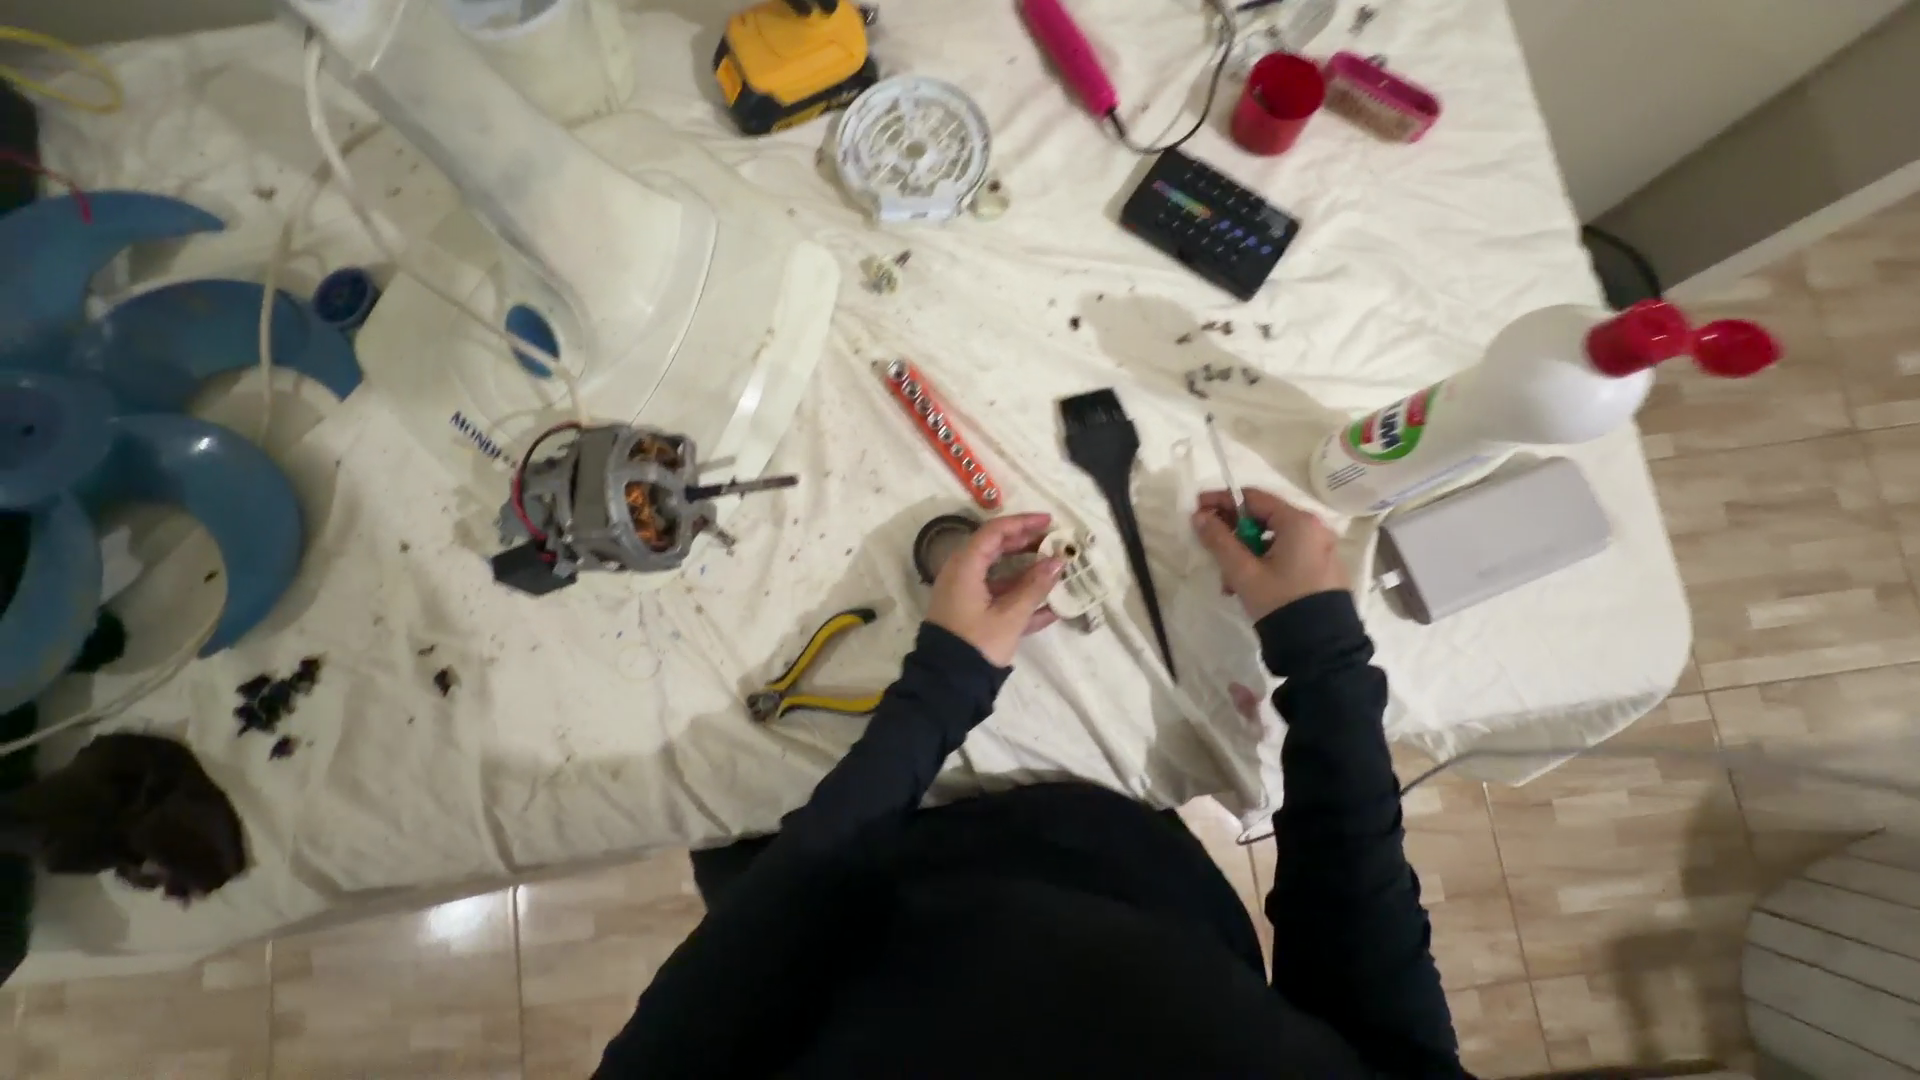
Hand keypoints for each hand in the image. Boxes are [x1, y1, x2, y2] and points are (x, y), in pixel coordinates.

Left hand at [928, 513, 1063, 666]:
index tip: (1049, 522)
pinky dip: (1020, 598)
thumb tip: (1058, 562)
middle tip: (1055, 543)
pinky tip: (1051, 608)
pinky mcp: (971, 614)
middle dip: (1027, 545)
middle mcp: (962, 574)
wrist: (947, 683)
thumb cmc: (977, 643)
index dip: (1022, 523)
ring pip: (1000, 574)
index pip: (994, 532)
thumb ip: (1035, 587)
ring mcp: (965, 595)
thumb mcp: (1010, 616)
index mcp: (965, 567)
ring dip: (1028, 573)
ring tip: (1058, 571)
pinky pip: (998, 597)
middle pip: (996, 549)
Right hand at [1191, 488, 1346, 621]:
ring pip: (1273, 540)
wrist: (1320, 645)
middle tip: (1210, 548)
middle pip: (1263, 518)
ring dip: (1245, 553)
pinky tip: (1248, 586)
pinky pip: (1286, 554)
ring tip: (1228, 581)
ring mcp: (1321, 549)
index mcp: (1299, 522)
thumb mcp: (1243, 572)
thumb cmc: (1279, 601)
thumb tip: (1199, 516)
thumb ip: (1219, 540)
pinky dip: (1264, 563)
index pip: (1253, 498)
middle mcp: (1315, 529)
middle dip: (1233, 533)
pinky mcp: (1322, 568)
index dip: (1222, 500)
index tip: (1197, 508)